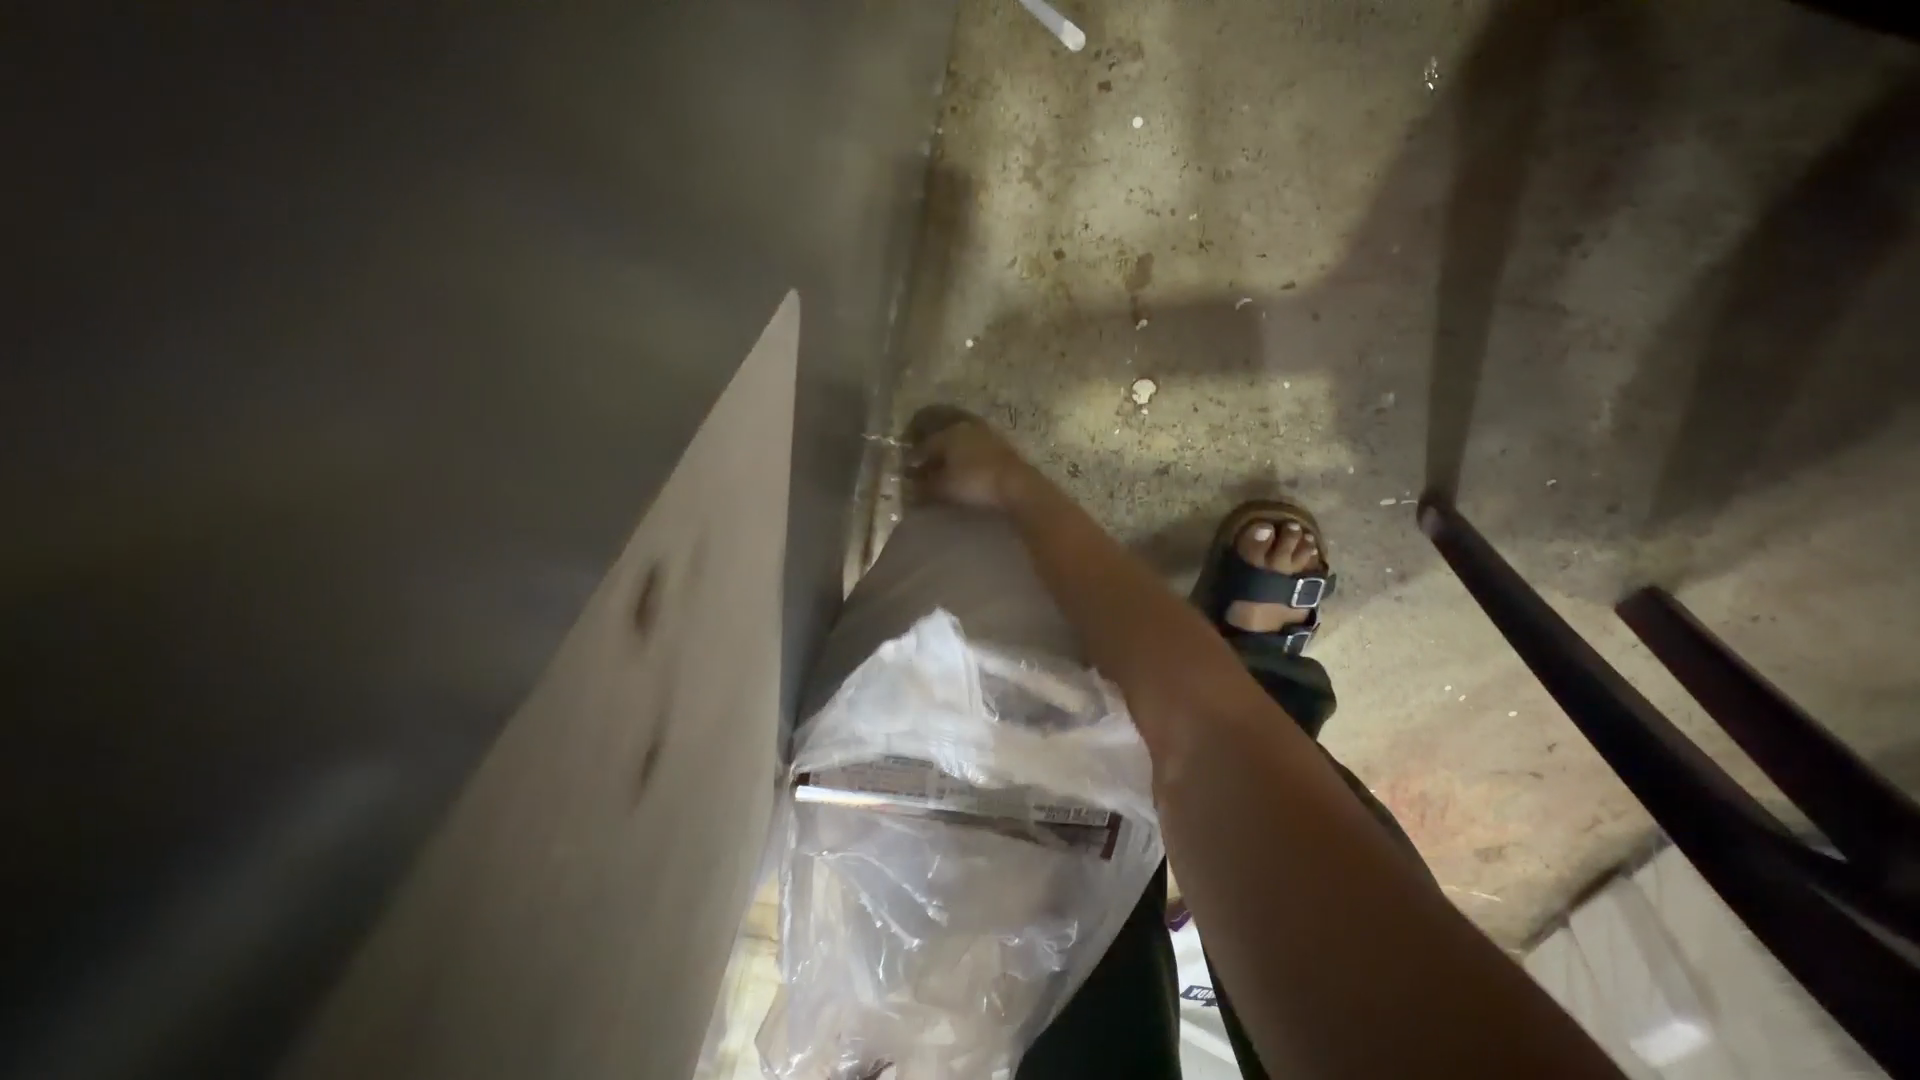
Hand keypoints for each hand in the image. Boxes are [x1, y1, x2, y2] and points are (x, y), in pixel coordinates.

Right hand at [904, 410, 1039, 511]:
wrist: (1017, 486)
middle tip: (921, 462)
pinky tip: (964, 468)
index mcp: (948, 432)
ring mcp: (986, 433)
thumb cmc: (975, 483)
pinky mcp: (1001, 444)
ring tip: (942, 467)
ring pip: (959, 438)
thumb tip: (912, 488)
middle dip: (929, 447)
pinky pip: (974, 446)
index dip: (913, 458)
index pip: (924, 445)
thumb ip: (925, 487)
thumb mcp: (944, 488)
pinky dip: (964, 454)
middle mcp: (965, 426)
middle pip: (941, 435)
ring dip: (948, 451)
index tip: (906, 470)